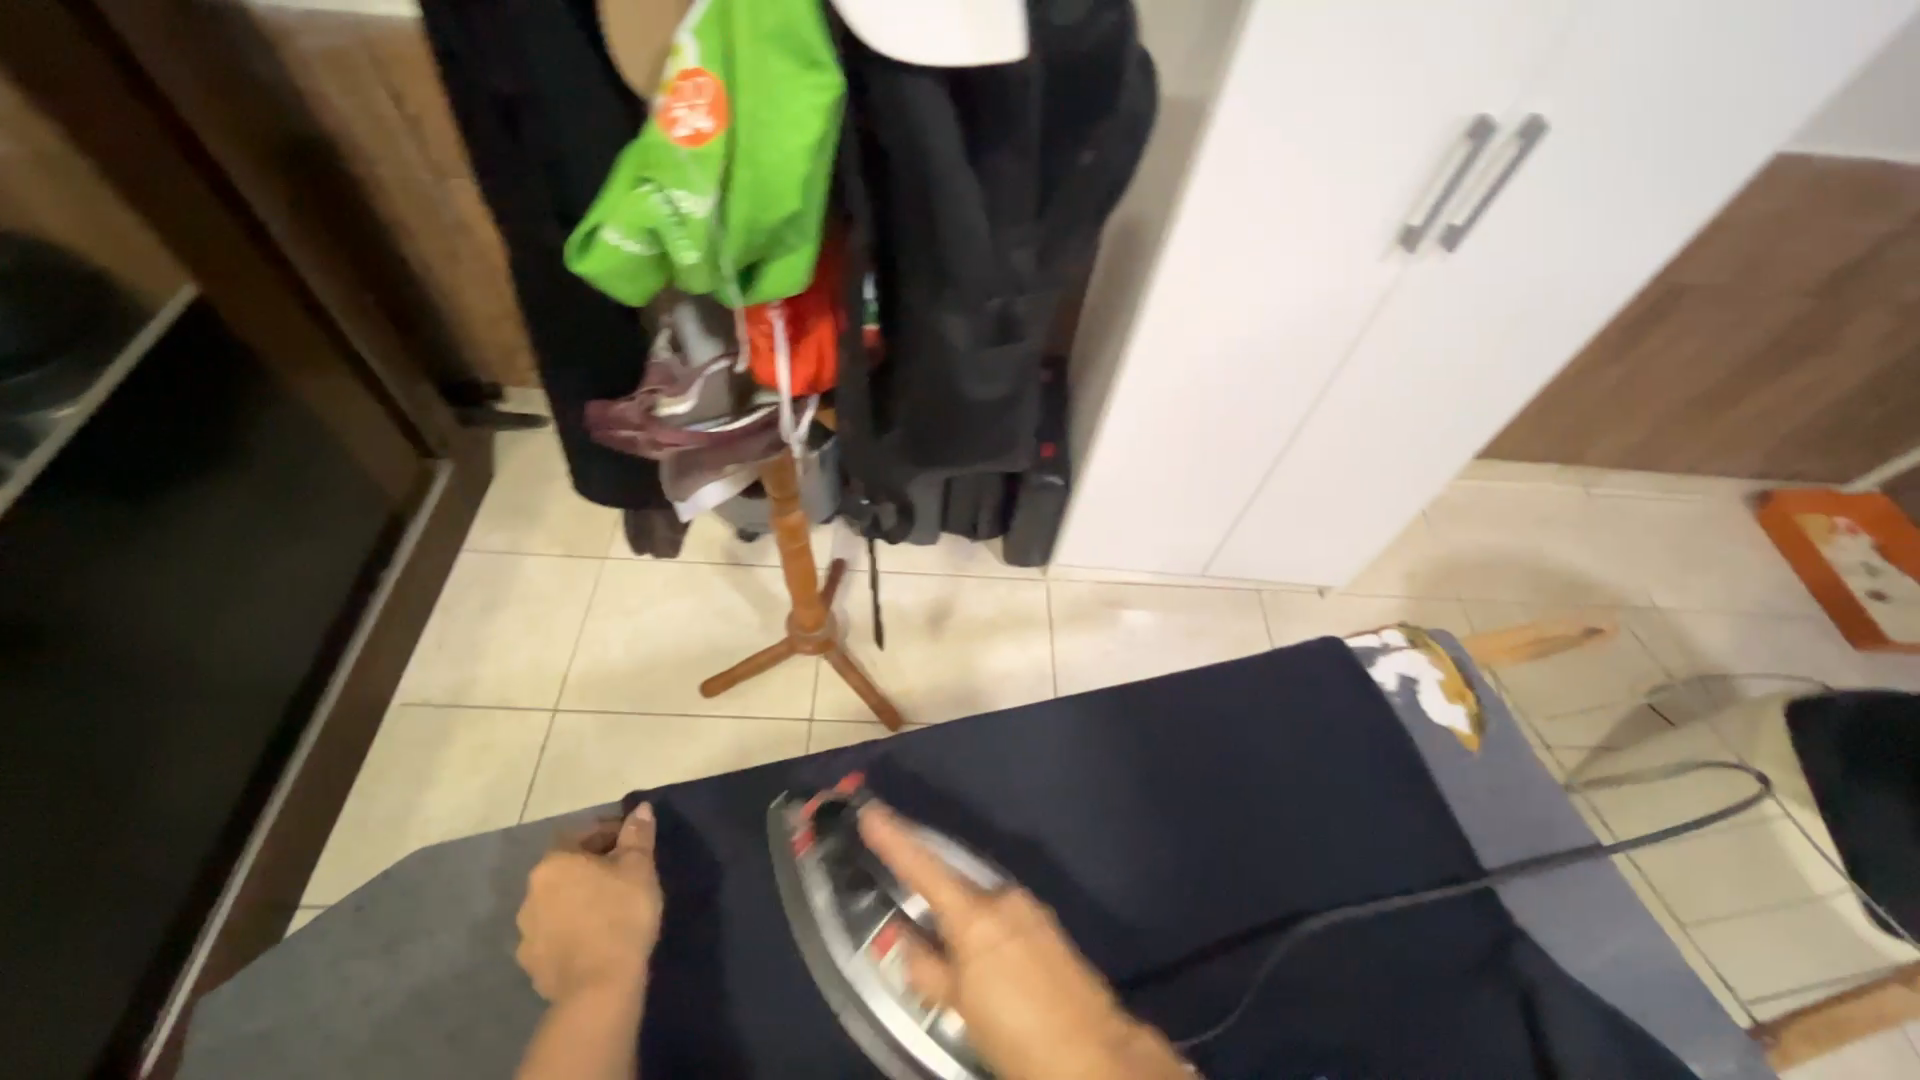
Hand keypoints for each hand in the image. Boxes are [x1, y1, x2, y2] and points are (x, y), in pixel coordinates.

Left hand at [515, 802, 663, 1003]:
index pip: (580, 834)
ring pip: (557, 903)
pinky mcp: (531, 964)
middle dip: (592, 867)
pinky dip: (571, 931)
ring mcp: (526, 931)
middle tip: (624, 875)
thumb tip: (641, 808)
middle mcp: (531, 893)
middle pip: (565, 868)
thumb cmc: (622, 915)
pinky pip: (553, 935)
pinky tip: (594, 940)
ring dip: (578, 900)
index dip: (609, 833)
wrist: (599, 987)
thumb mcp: (640, 868)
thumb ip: (637, 835)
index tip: (633, 843)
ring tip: (609, 910)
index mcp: (555, 863)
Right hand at [857, 802, 1188, 1079]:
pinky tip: (990, 967)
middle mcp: (1004, 899)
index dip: (893, 839)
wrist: (1097, 1056)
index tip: (870, 812)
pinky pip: (1004, 918)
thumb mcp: (960, 1007)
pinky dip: (988, 932)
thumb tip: (905, 941)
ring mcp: (1032, 909)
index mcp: (975, 915)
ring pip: (982, 905)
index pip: (923, 867)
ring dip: (964, 923)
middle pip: (955, 887)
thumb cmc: (1018, 1032)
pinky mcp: (1049, 927)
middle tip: (917, 930)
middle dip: (934, 903)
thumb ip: (927, 968)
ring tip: (957, 966)